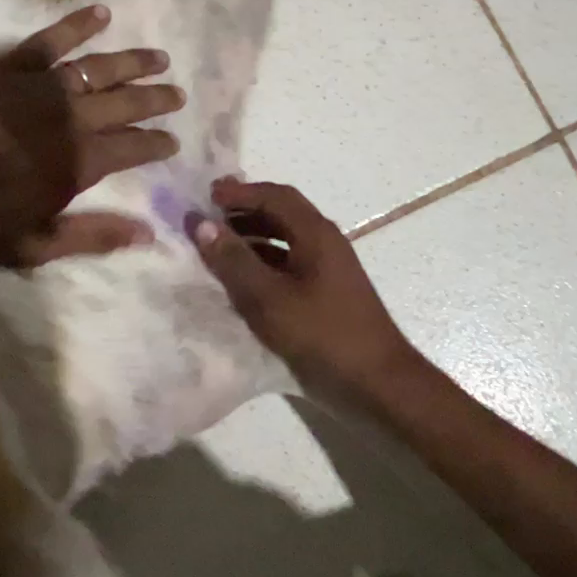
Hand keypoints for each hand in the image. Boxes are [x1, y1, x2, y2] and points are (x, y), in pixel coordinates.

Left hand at [0, 5, 182, 265]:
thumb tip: (149, 234)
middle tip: (177, 94)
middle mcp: (69, 118)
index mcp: (79, 163)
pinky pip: (50, 39)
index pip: (135, 147)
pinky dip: (78, 24)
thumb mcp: (35, 246)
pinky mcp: (6, 66)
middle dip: (156, 99)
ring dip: (133, 62)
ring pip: (99, 67)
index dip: (158, 143)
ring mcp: (38, 86)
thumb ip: (94, 236)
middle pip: (126, 102)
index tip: (173, 140)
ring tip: (159, 58)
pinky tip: (101, 13)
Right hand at [190, 177, 423, 400]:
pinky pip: (287, 266)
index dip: (239, 192)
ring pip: (284, 241)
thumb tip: (201, 223)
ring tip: (216, 248)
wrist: (375, 385)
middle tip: (206, 219)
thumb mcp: (268, 298)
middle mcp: (325, 244)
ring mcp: (327, 271)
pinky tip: (239, 283)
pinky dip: (261, 265)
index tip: (204, 196)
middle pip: (281, 214)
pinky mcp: (325, 297)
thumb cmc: (322, 335)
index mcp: (316, 234)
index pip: (275, 196)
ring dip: (251, 238)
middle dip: (243, 212)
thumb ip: (233, 260)